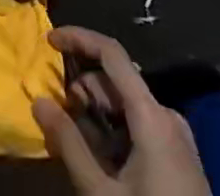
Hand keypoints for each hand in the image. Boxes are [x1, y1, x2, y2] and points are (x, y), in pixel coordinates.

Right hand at [33, 27, 210, 195]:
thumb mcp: (100, 192)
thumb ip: (69, 144)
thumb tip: (40, 101)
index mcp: (151, 114)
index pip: (112, 53)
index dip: (79, 38)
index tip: (49, 39)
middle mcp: (167, 115)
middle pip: (118, 81)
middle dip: (83, 86)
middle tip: (56, 110)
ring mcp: (176, 135)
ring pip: (128, 105)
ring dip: (97, 111)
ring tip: (73, 137)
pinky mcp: (179, 156)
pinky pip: (141, 126)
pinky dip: (115, 130)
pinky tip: (98, 156)